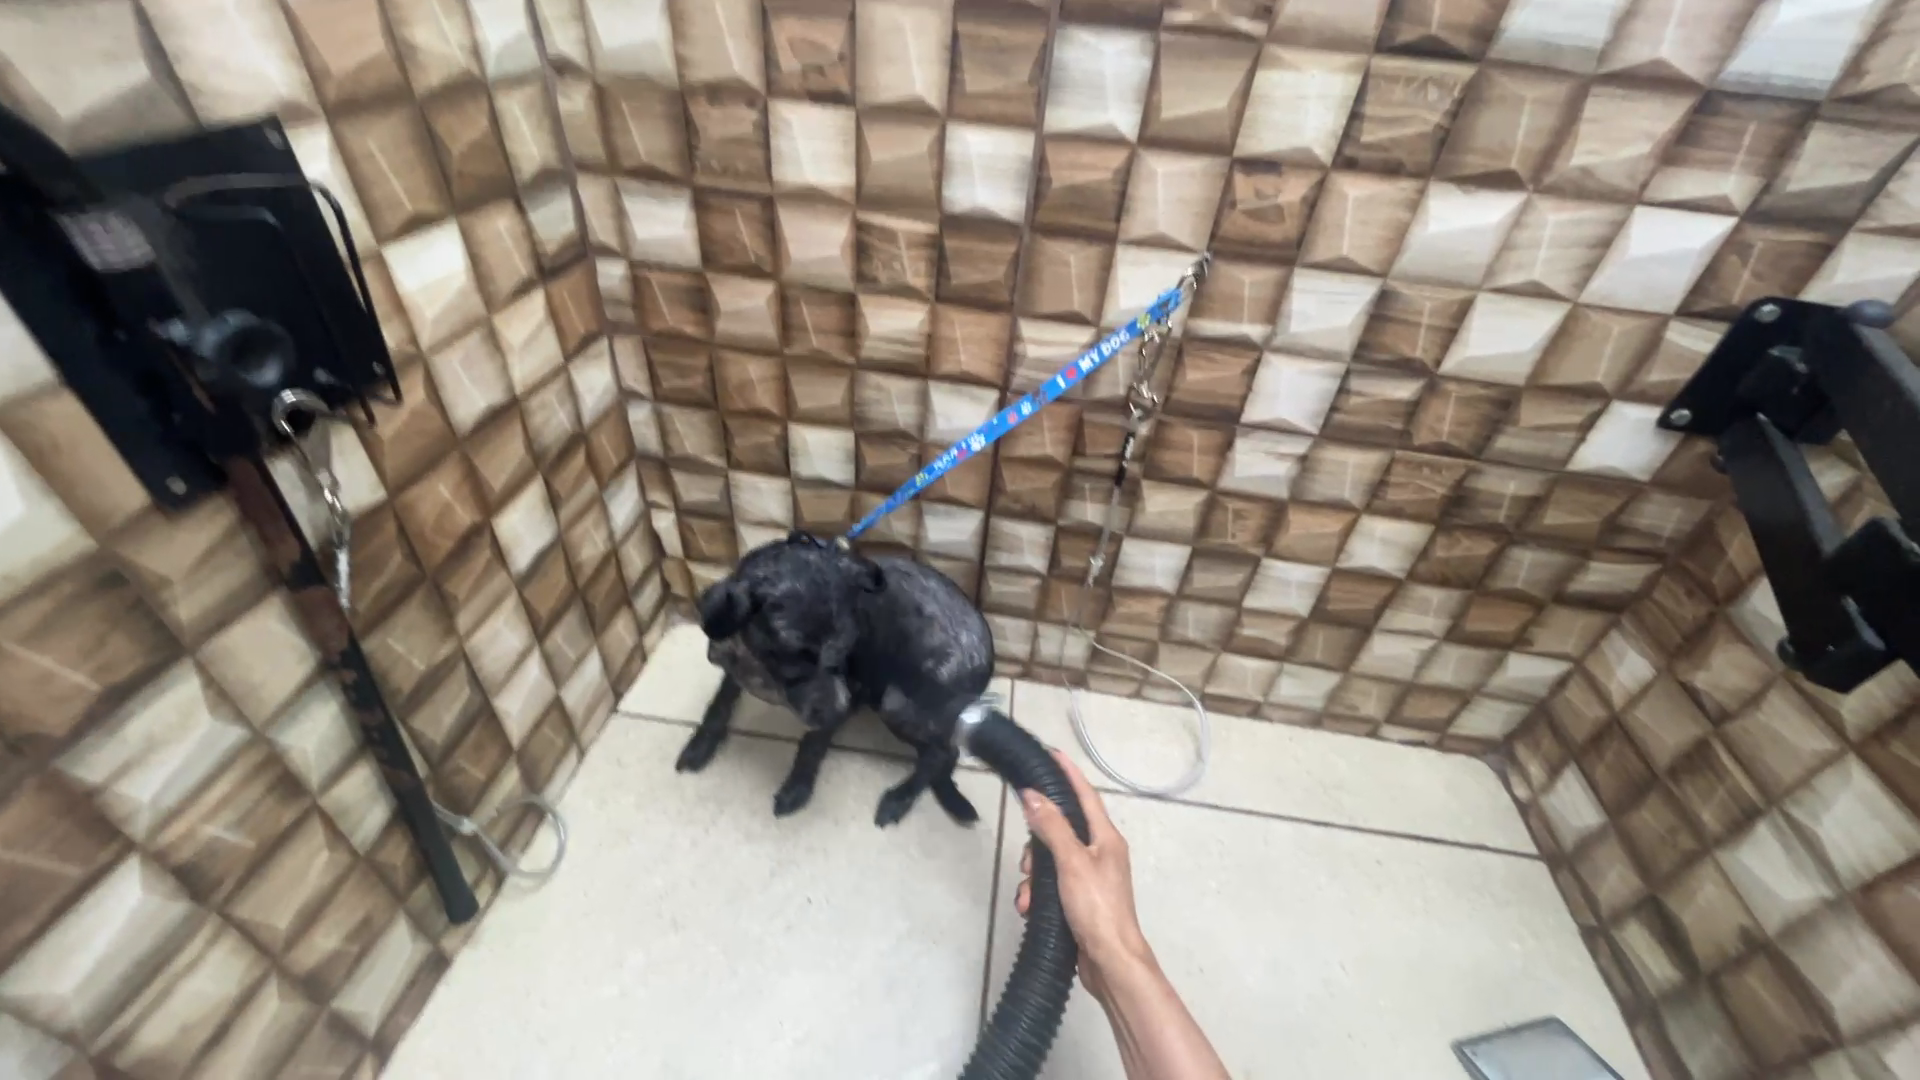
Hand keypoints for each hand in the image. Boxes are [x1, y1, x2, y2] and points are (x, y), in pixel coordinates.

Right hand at [1014, 751, 1152, 1003]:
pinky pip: (1051, 885)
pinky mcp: (1079, 900)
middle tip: (1027, 858)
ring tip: (1028, 894)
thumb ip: (1052, 827)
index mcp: (1105, 838)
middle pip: (1061, 829)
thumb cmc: (1097, 907)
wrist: (1112, 963)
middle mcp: (1100, 853)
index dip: (1068, 773)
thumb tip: (1032, 795)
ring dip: (1034, 875)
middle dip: (1037, 841)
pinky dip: (1038, 894)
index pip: (1085, 794)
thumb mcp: (1071, 862)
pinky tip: (1029, 909)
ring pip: (1051, 860)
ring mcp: (1089, 878)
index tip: (1050, 754)